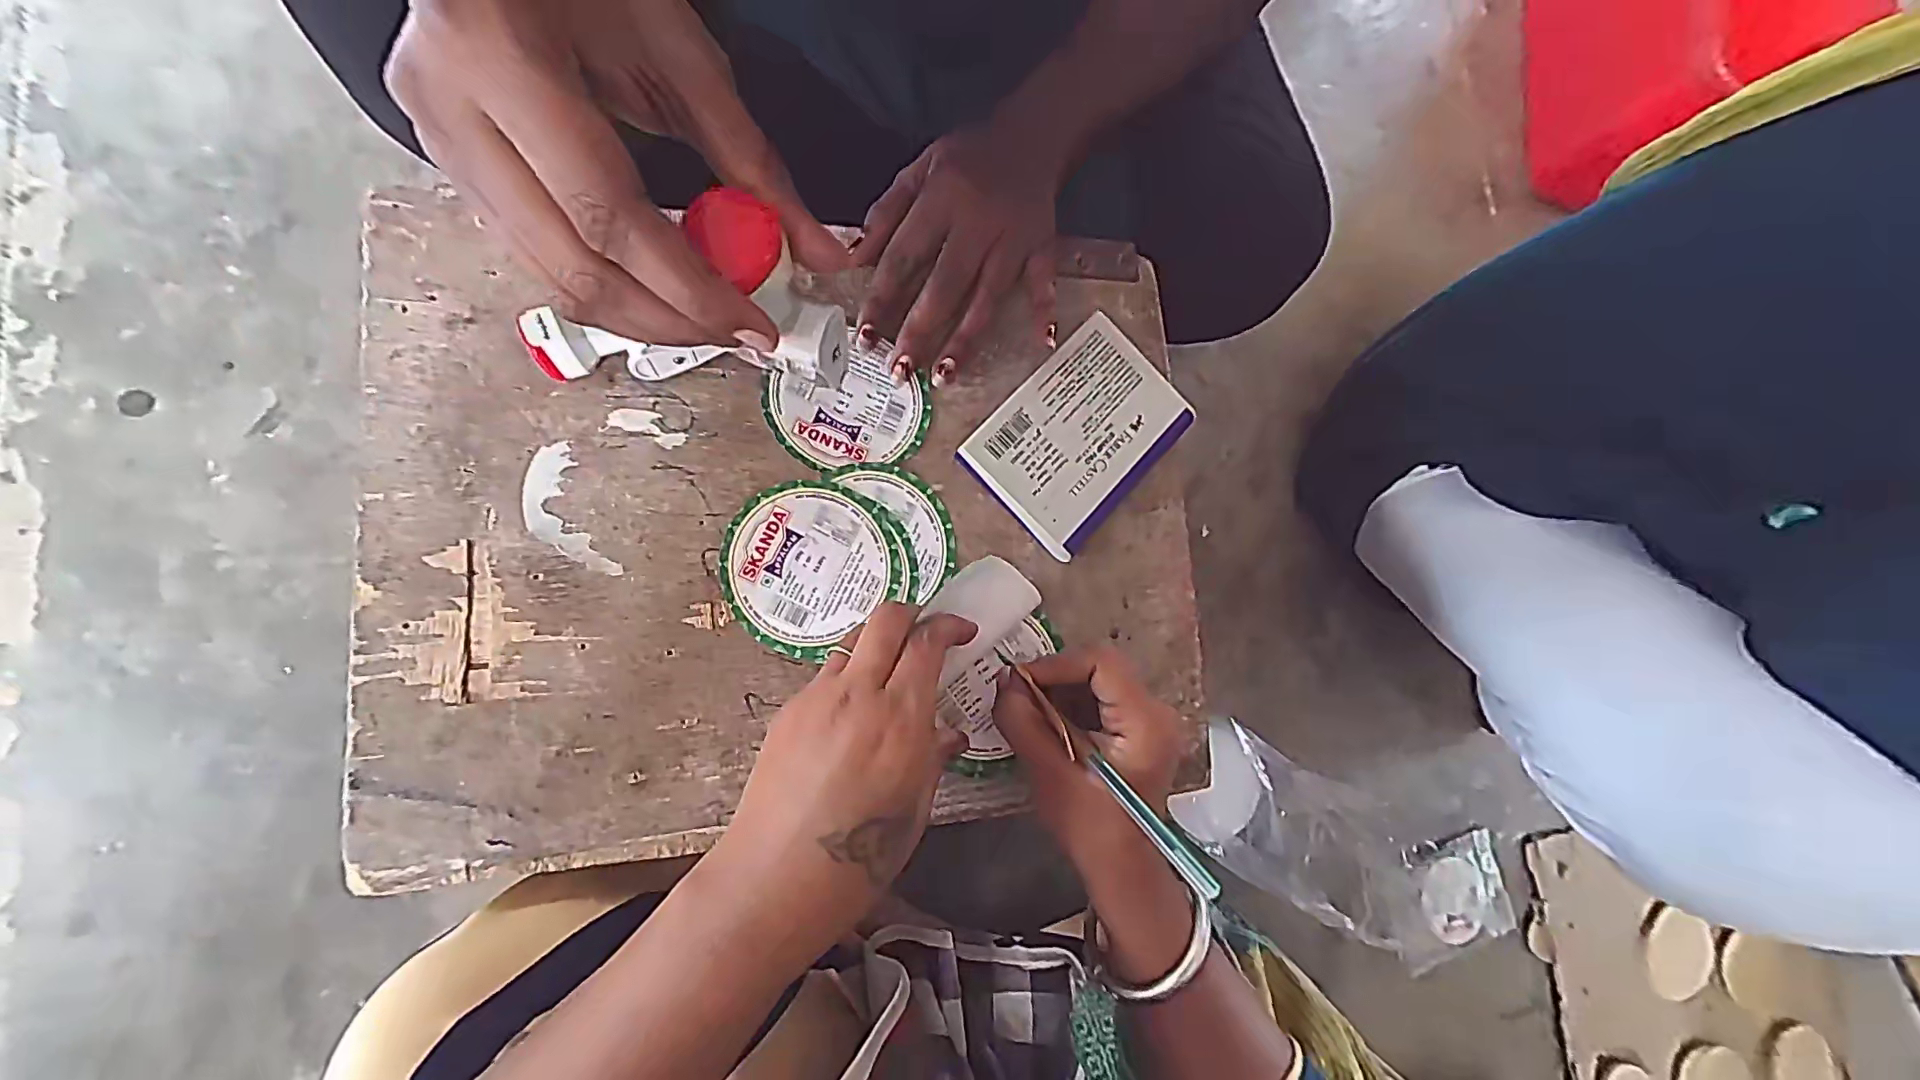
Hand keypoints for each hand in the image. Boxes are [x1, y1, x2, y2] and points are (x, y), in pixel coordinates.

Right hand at [385, 0, 848, 347]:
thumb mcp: (686, 60)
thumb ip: (756, 166)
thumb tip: (822, 253)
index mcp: (504, 56)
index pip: (611, 219)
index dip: (691, 293)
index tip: (754, 329)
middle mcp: (453, 111)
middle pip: (577, 271)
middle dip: (671, 323)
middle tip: (736, 335)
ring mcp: (441, 144)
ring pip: (554, 281)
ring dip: (643, 318)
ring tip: (707, 319)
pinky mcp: (454, 169)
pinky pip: (542, 261)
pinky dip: (611, 289)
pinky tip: (660, 291)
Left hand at [718, 604, 974, 929]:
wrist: (776, 878)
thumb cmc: (861, 857)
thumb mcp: (915, 806)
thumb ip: (933, 757)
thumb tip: (949, 735)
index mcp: (900, 717)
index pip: (927, 642)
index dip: (948, 625)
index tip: (962, 631)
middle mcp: (858, 694)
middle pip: (885, 619)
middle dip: (911, 612)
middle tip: (925, 630)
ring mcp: (818, 699)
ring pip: (852, 643)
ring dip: (876, 644)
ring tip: (887, 674)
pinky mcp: (789, 712)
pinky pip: (826, 676)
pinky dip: (847, 677)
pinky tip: (851, 714)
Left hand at [853, 123, 1061, 384]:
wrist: (1032, 135)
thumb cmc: (968, 157)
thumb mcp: (919, 169)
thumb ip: (887, 212)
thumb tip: (855, 257)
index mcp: (941, 200)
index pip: (904, 257)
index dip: (883, 299)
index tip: (867, 335)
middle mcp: (977, 223)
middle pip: (944, 287)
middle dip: (920, 331)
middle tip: (900, 370)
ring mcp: (1013, 238)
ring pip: (988, 296)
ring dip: (966, 339)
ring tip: (944, 375)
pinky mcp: (1043, 245)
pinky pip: (1044, 281)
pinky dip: (1045, 310)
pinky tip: (1042, 342)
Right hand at [992, 646, 1184, 861]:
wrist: (1121, 868)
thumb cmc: (1089, 826)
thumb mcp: (1048, 771)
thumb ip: (1022, 720)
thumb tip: (1005, 679)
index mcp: (1145, 721)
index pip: (1101, 663)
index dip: (1056, 664)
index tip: (1020, 680)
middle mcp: (1157, 712)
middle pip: (1101, 669)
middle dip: (1055, 677)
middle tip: (1018, 691)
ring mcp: (1151, 722)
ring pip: (1099, 682)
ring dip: (1060, 690)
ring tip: (1027, 707)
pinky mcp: (1139, 731)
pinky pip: (1101, 700)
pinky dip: (1071, 704)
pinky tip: (1047, 721)